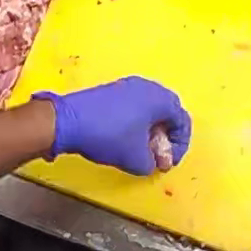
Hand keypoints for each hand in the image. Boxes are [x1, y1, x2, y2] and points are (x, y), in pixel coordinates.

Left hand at [40, 77, 192, 175]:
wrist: (68, 122)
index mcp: (159, 99)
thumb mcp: (137, 159)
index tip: (169, 162)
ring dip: (150, 132)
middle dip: (166, 137)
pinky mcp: (111, 92)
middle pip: (166, 113)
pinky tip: (125, 140)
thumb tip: (152, 162)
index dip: (180, 145)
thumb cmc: (110, 137)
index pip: (182, 120)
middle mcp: (146, 87)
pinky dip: (135, 125)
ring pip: (149, 110)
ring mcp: (127, 86)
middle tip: (158, 156)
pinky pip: (133, 108)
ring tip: (141, 151)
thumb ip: (152, 163)